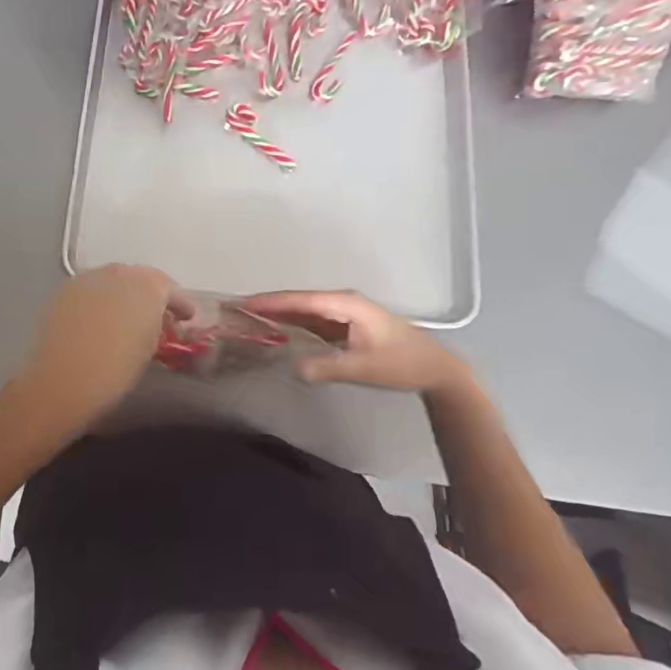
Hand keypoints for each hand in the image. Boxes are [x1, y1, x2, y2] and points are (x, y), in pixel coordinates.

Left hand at [17, 264, 189, 428]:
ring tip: (125, 318)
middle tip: (156, 317)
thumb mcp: (149, 348)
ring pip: (112, 282)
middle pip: (140, 279)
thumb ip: (157, 326)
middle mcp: (118, 272)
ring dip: (122, 296)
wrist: (63, 379)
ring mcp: (87, 278)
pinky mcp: (63, 291)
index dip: (180, 304)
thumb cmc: (116, 369)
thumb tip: (155, 322)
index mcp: (148, 285)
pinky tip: (98, 321)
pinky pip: (90, 292)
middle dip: (149, 296)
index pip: (170, 289)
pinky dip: (98, 302)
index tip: (186, 317)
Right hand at [237, 289, 467, 391]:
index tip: (238, 303)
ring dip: (276, 314)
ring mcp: (344, 313)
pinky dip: (290, 324)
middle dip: (265, 305)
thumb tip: (292, 367)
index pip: (298, 300)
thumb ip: (326, 367)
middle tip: (233, 312)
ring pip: (302, 310)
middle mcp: (341, 302)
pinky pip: (311, 321)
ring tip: (246, 320)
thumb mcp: (363, 368)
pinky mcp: (345, 325)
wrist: (437, 370)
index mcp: (345, 304)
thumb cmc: (402, 364)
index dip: (267, 301)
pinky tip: (274, 331)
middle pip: (296, 301)